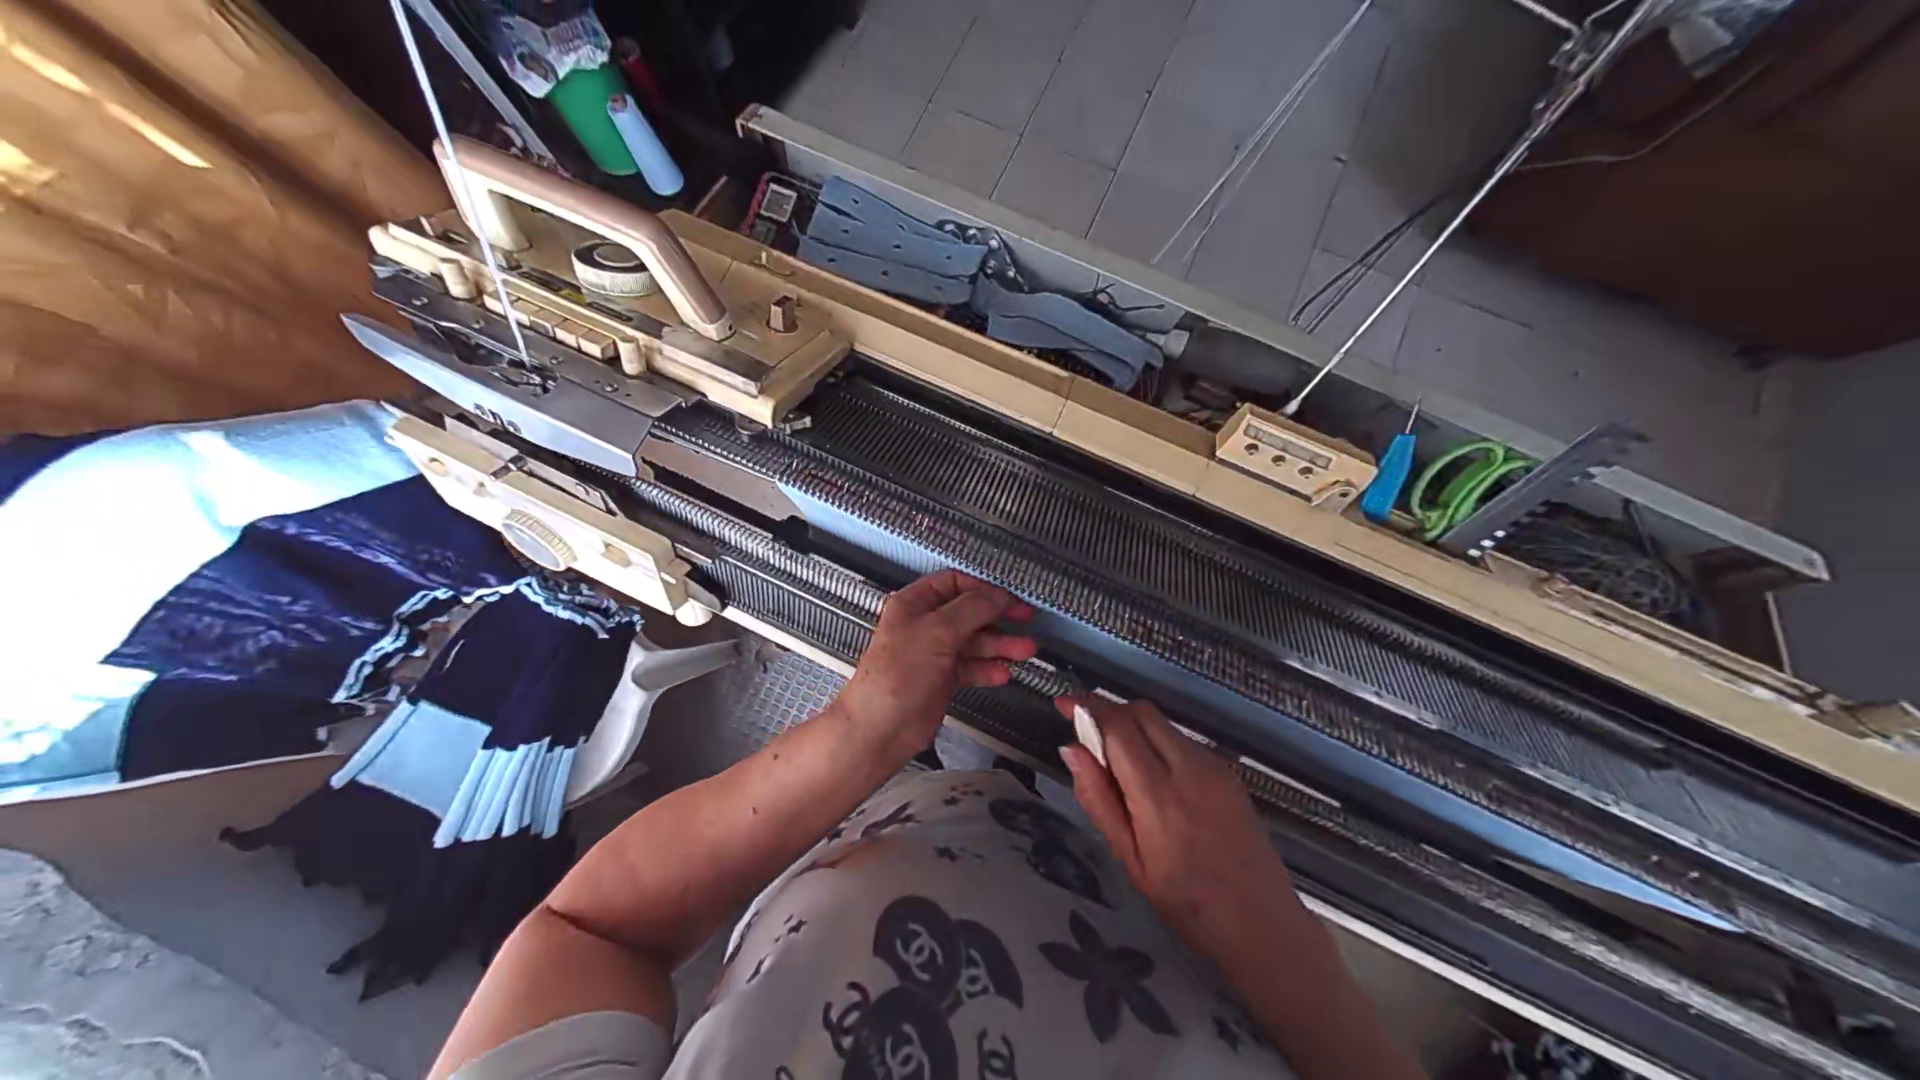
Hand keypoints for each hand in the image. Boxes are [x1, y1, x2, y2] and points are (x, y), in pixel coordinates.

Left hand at [835, 570, 1035, 756]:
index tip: (1007, 596)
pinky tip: (1002, 672)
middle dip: (998, 617)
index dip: (982, 588)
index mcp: (913, 605)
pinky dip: (989, 669)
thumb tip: (996, 595)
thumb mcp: (937, 632)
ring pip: (974, 642)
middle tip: (1023, 618)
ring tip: (1023, 650)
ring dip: (1000, 645)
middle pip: (969, 613)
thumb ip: (971, 609)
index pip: (953, 583)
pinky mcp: (942, 679)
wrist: (881, 730)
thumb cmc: (892, 680)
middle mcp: (923, 626)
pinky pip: (972, 668)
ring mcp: (933, 654)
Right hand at [1056, 696, 1295, 956]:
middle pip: (1141, 712)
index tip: (1063, 704)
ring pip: (1163, 724)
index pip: (1118, 727)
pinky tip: (1151, 775)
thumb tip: (1071, 750)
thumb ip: (1099, 799)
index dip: (1087, 708)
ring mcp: (1215, 768)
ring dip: (1133, 727)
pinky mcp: (1229, 773)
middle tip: (1085, 731)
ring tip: (1115, 761)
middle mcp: (1190, 769)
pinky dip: (1158, 742)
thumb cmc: (1188, 904)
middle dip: (1109, 710)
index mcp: (1159, 795)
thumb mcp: (1130, 859)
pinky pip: (1183, 741)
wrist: (1264, 926)